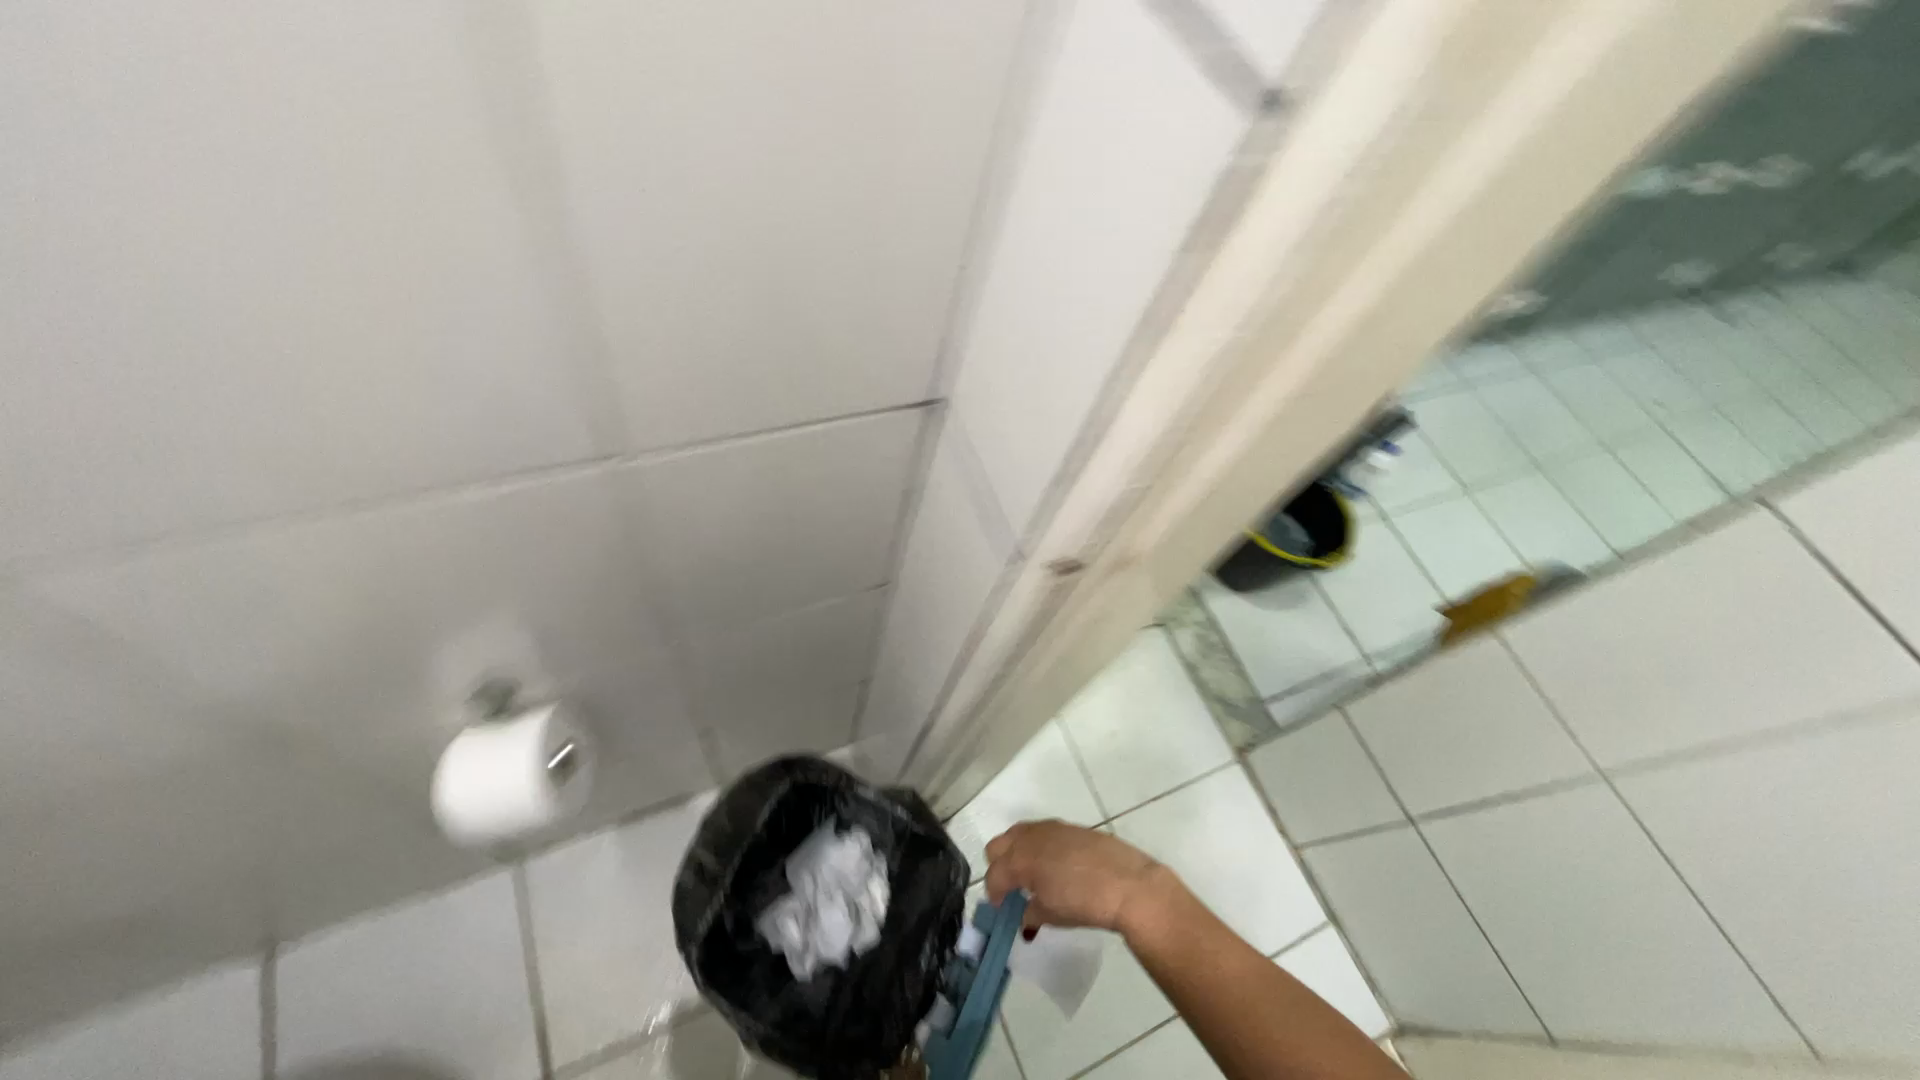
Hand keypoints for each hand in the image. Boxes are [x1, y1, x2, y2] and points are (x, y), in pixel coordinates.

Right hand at [983, 820, 1177, 936]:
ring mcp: (1052, 828)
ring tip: (1034, 876)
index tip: (1003, 909)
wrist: (1128, 883)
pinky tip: (1057, 867)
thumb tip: (1025, 914)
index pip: (994, 875)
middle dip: (1000, 866)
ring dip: (1019, 853)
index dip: (994, 895)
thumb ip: (1031, 912)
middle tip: (1013, 888)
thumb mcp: (1051, 915)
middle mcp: (1031, 837)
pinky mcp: (1072, 827)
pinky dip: (1041, 847)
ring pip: (1020, 834)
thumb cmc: (1084, 903)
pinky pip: (1044, 833)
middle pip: (999, 845)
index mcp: (1020, 859)